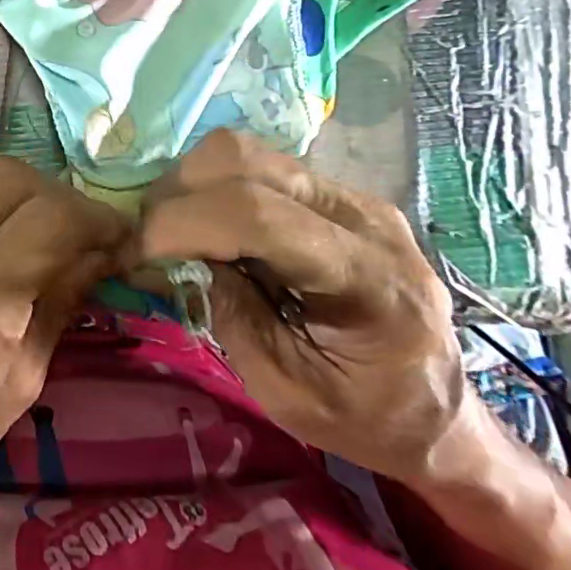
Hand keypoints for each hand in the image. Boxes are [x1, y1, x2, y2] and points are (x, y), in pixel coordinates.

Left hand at [0, 157, 129, 562]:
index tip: (121, 239)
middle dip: (65, 200)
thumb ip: (59, 303)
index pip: (54, 218)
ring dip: (24, 190)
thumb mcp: (22, 382)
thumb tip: (99, 252)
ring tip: (41, 225)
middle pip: (17, 179)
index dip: (100, 220)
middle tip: (85, 233)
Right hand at [140, 130, 467, 482]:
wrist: (436, 411)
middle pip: (244, 162)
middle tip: (148, 242)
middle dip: (175, 195)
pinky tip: (206, 229)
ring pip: (242, 152)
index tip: (135, 256)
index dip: (182, 224)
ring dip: (188, 186)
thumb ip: (229, 315)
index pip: (259, 216)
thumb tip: (179, 256)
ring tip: (173, 233)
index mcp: (368, 280)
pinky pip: (252, 166)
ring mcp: (349, 196)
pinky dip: (209, 188)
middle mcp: (363, 218)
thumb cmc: (363, 418)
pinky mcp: (331, 192)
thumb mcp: (283, 391)